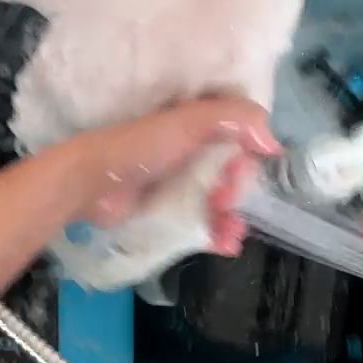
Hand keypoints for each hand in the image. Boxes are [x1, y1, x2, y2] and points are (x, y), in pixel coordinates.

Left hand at [48, 97, 279, 254]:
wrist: (90, 183)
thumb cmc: (138, 146)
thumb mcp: (188, 120)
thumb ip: (235, 118)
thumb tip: (272, 143)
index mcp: (196, 126)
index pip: (241, 139)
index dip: (249, 154)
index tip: (244, 166)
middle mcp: (190, 154)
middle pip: (234, 175)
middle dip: (239, 189)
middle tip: (225, 198)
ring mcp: (178, 186)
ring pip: (221, 204)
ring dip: (234, 218)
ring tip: (231, 230)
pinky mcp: (166, 214)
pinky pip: (200, 225)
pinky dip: (217, 234)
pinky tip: (225, 244)